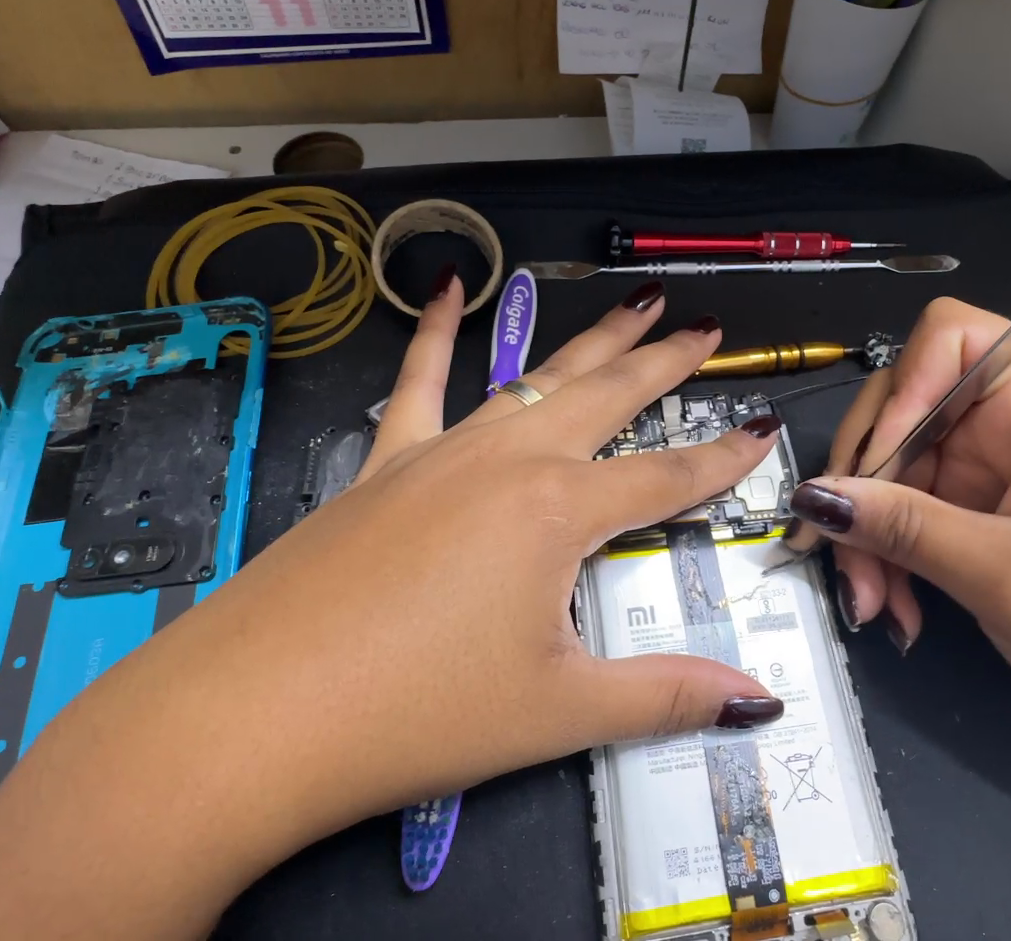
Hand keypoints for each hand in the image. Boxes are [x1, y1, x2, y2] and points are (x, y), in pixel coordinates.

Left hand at [0, 277, 785, 940]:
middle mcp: (506, 462)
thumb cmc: (415, 718)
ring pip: (533, 379)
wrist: (248, 721)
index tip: (763, 430)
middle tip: (704, 329)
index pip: (666, 478)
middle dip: (665, 364)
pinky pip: (416, 384)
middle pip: (607, 398)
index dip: (723, 460)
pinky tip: (447, 289)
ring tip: (634, 305)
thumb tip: (758, 700)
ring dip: (589, 343)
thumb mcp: (558, 712)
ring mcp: (438, 455)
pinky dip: (434, 333)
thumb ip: (666, 695)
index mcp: (558, 512)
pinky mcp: (381, 467)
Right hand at [785, 296, 1010, 756]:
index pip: (954, 336)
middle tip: (841, 555)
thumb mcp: (1009, 579)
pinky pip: (906, 515)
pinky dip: (888, 557)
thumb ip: (906, 528)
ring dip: (867, 534)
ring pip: (893, 471)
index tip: (878, 462)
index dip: (905, 383)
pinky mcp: (977, 517)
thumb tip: (813, 496)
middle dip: (864, 481)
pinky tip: (893, 607)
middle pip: (904, 410)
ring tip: (873, 604)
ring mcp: (990, 475)